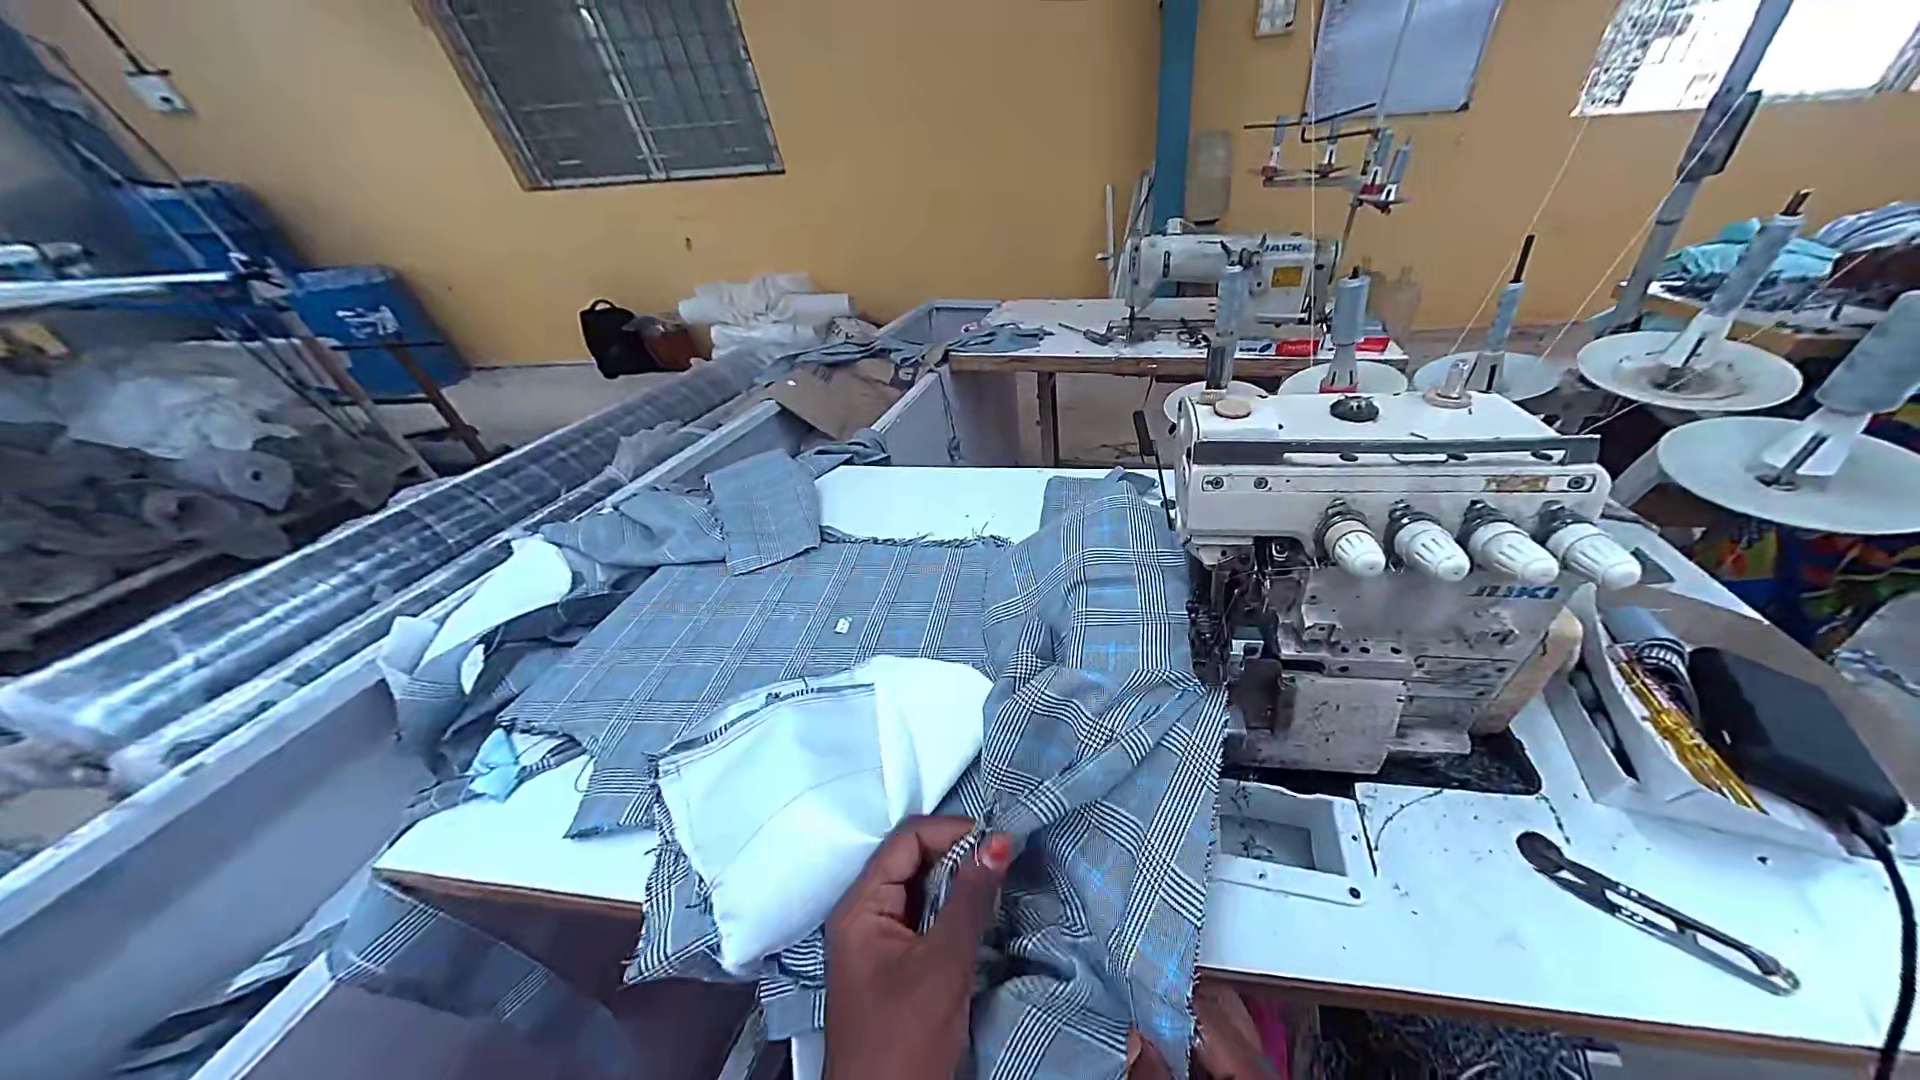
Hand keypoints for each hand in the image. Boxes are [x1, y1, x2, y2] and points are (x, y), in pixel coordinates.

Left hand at [824, 816, 1012, 1079]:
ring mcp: (876, 936)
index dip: (950, 832)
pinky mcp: (893, 958)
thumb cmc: (904, 1041)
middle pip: (910, 857)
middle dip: (956, 852)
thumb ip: (971, 899)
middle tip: (1001, 858)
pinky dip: (951, 904)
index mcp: (859, 905)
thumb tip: (999, 842)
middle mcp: (862, 911)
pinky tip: (978, 908)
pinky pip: (922, 912)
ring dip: (956, 878)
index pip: (905, 840)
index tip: (995, 841)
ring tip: (995, 878)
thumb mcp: (943, 964)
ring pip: (919, 884)